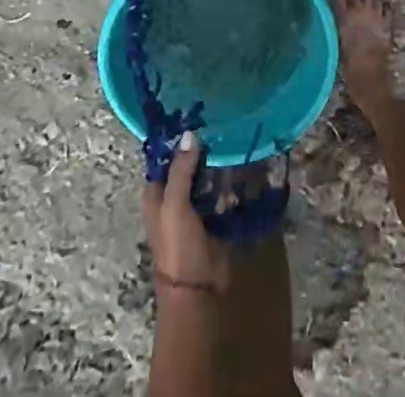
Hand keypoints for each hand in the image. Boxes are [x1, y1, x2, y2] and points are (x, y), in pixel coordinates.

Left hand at [142, 131, 227, 294]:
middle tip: (225, 123)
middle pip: (188, 166)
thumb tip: (189, 134)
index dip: (178, 140)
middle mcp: (174, 197)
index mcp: (156, 194)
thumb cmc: (178, 245)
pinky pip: (224, 191)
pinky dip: (233, 180)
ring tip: (240, 137)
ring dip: (220, 163)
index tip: (198, 117)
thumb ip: (181, 170)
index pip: (164, 158)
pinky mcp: (217, 216)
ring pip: (208, 177)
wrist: (199, 287)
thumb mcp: (174, 205)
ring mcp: (196, 207)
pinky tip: (248, 164)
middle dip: (204, 149)